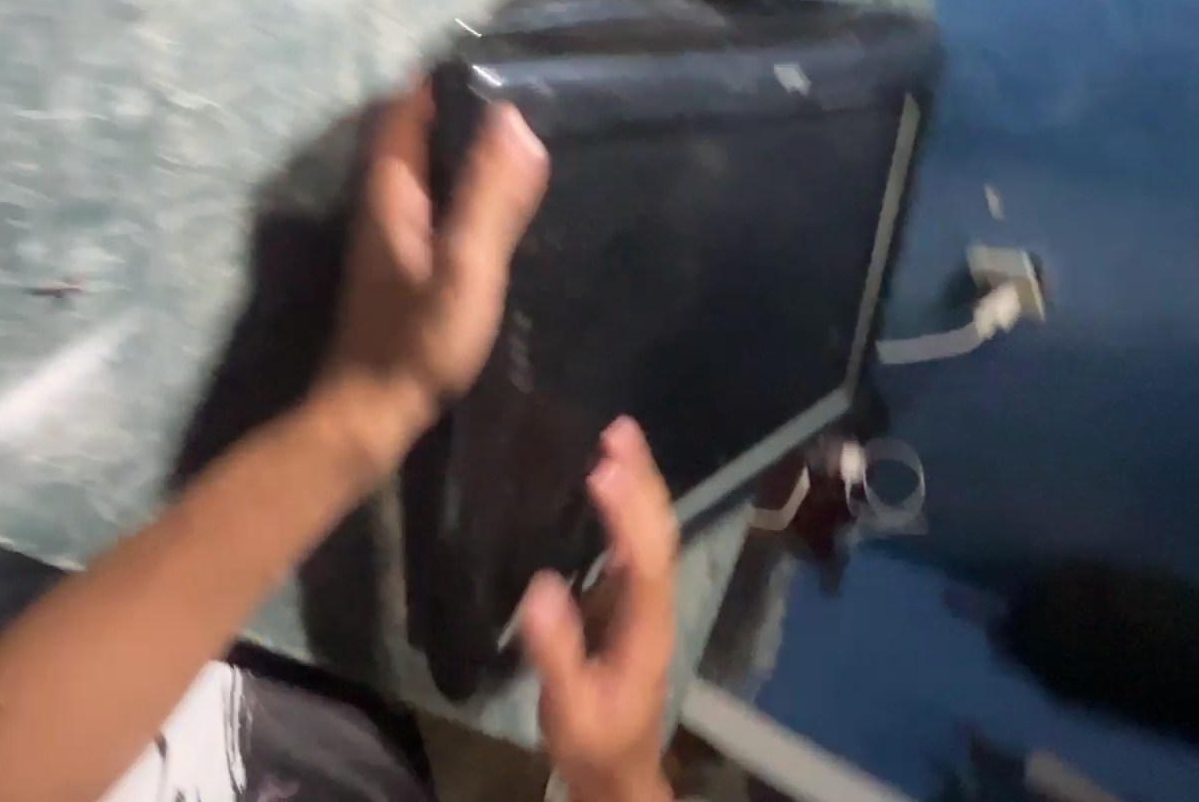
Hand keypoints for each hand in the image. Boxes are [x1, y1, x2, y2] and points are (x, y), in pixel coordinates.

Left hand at [320, 82, 548, 474]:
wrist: (372, 408)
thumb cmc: (417, 341)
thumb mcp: (465, 268)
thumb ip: (489, 198)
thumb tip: (513, 120)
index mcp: (390, 190)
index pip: (406, 108)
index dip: (443, 79)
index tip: (499, 60)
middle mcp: (381, 200)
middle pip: (413, 132)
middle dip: (458, 107)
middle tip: (525, 92)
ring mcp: (386, 230)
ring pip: (423, 166)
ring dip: (460, 146)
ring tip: (522, 135)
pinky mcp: (398, 257)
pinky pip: (431, 199)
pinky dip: (459, 185)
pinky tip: (496, 198)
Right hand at [520, 418, 678, 801]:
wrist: (617, 769)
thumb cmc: (592, 741)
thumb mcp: (568, 709)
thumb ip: (556, 654)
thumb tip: (541, 587)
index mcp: (642, 631)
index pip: (641, 563)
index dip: (625, 516)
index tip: (601, 472)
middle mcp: (652, 607)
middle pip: (657, 535)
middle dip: (643, 481)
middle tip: (620, 431)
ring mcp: (643, 602)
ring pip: (651, 534)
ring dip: (641, 484)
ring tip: (620, 439)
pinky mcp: (627, 600)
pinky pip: (633, 541)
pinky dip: (627, 504)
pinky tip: (609, 482)